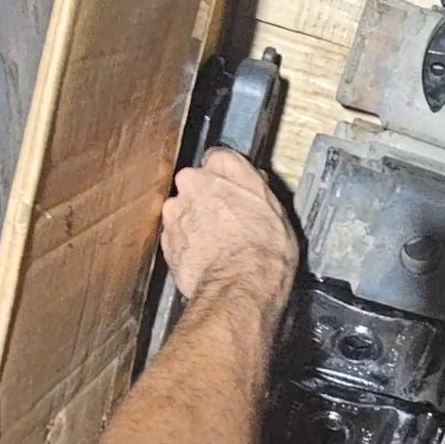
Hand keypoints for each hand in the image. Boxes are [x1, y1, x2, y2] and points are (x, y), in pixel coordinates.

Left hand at [159, 148, 297, 320]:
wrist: (241, 286)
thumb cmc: (264, 251)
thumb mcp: (278, 211)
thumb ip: (258, 189)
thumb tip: (255, 186)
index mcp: (224, 170)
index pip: (220, 156)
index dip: (229, 174)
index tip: (236, 184)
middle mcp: (195, 184)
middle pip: (196, 181)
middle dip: (208, 195)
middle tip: (230, 216)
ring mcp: (176, 212)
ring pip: (183, 207)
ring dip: (196, 219)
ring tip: (220, 240)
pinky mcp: (167, 239)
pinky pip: (176, 233)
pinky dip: (188, 241)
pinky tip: (209, 254)